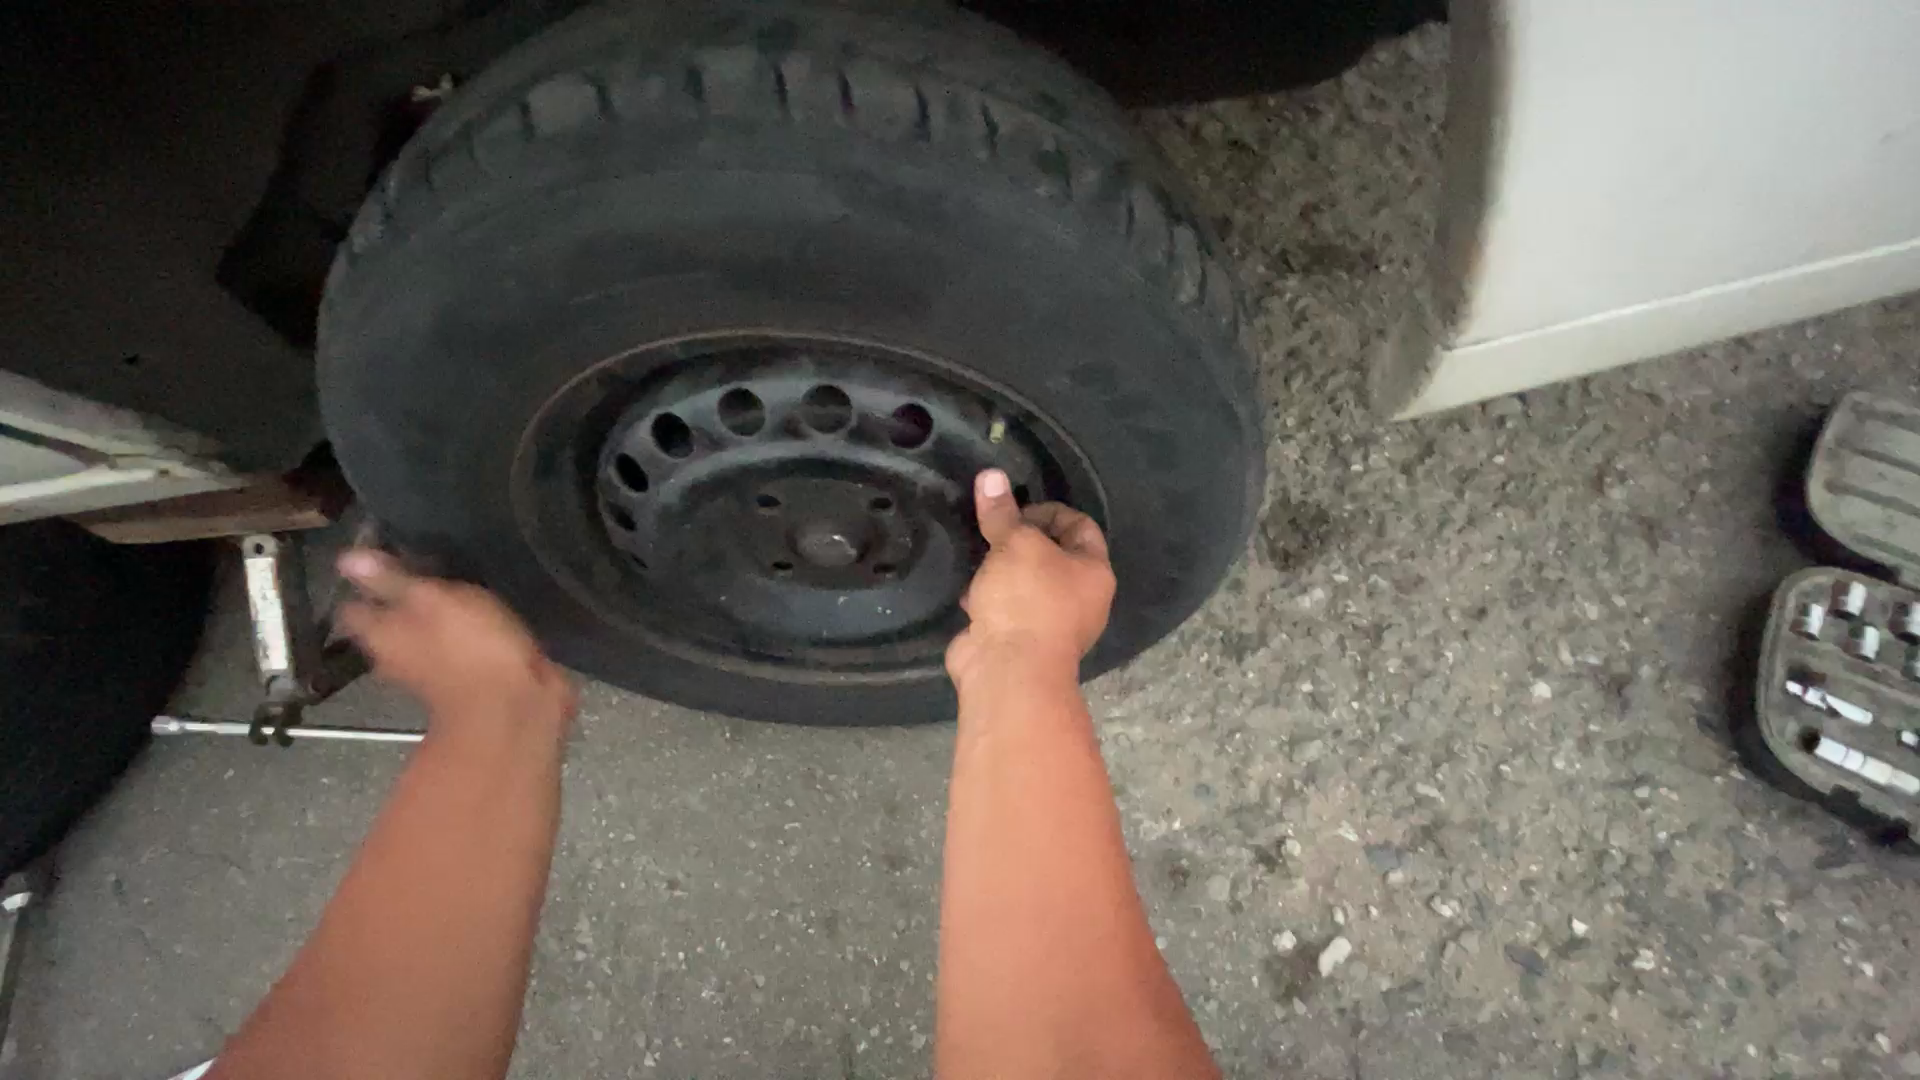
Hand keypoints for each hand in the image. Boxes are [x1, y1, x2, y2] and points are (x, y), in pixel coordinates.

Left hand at [335, 549, 576, 733]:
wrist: (515, 704)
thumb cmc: (471, 647)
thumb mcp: (432, 600)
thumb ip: (393, 580)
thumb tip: (347, 558)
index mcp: (379, 636)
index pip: (353, 605)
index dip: (364, 582)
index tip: (384, 559)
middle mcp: (396, 656)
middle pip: (389, 622)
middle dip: (404, 600)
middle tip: (429, 570)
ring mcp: (434, 670)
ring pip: (425, 635)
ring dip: (438, 618)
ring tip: (462, 591)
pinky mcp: (470, 677)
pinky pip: (459, 648)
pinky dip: (466, 635)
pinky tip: (486, 620)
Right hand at [946, 469, 1115, 688]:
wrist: (1008, 670)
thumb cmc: (1026, 598)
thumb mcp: (1014, 544)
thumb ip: (1002, 512)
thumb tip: (990, 475)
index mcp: (1094, 572)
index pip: (1081, 526)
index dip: (1049, 511)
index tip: (1015, 511)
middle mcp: (1080, 599)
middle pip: (1052, 555)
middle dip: (1020, 541)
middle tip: (992, 531)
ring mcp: (1050, 623)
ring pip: (1025, 583)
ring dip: (1001, 570)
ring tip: (978, 557)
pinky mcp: (1019, 640)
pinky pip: (1005, 608)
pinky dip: (989, 598)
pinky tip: (970, 592)